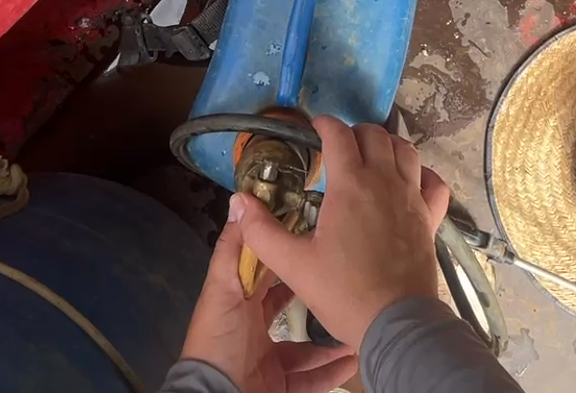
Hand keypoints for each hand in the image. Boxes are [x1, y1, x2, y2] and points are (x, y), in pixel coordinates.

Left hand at [180, 212, 356, 392]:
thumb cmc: (219, 337)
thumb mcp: (223, 287)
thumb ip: (233, 247)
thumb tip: (239, 201)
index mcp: (239, 300)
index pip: (266, 270)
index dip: (287, 253)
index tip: (316, 233)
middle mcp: (254, 327)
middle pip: (288, 305)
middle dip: (313, 293)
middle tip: (341, 277)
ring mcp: (269, 359)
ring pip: (306, 347)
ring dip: (330, 338)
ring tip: (355, 322)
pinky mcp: (280, 386)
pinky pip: (311, 379)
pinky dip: (332, 370)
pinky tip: (353, 358)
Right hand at [234, 116, 450, 346]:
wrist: (396, 326)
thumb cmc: (344, 293)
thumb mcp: (294, 265)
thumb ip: (262, 232)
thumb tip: (238, 200)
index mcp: (351, 184)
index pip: (338, 135)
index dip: (325, 124)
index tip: (315, 127)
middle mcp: (384, 180)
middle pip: (374, 135)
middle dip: (355, 132)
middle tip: (340, 146)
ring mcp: (412, 197)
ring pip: (406, 150)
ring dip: (388, 145)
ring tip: (373, 156)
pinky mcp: (430, 218)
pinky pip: (434, 182)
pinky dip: (423, 174)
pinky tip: (411, 181)